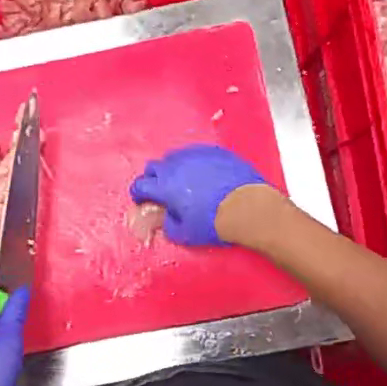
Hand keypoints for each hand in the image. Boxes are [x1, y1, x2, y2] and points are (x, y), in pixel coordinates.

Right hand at [129, 144, 268, 245]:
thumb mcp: (185, 234)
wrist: (248, 207)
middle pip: (154, 166)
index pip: (140, 185)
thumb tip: (168, 219)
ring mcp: (196, 154)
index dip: (138, 193)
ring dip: (174, 168)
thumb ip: (169, 225)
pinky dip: (195, 164)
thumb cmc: (213, 223)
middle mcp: (176, 165)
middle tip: (161, 190)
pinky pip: (197, 154)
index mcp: (164, 186)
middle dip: (153, 178)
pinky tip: (204, 174)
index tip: (142, 200)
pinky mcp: (216, 151)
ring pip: (176, 157)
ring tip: (183, 181)